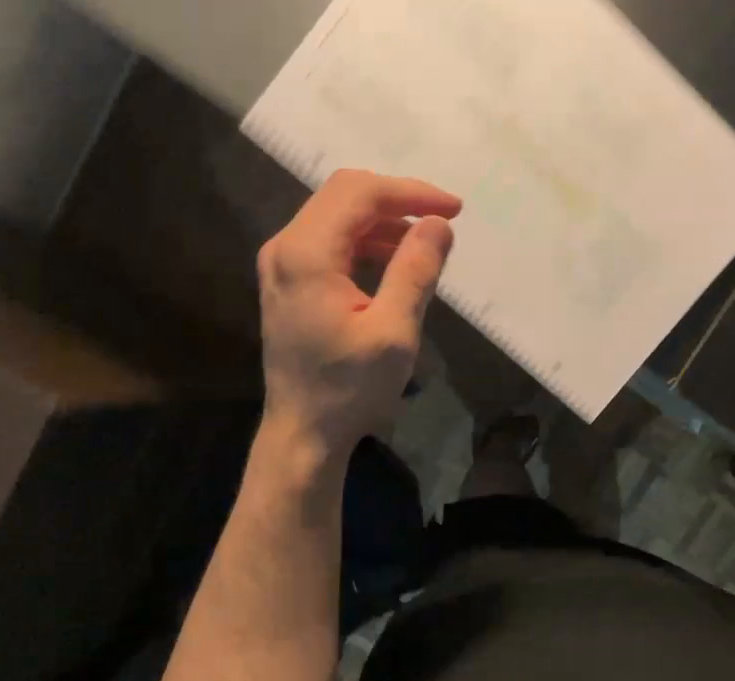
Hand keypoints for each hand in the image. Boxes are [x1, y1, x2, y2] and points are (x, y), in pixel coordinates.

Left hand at [258, 169, 461, 458]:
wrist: (303, 433)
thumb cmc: (350, 389)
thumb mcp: (394, 332)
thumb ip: (415, 272)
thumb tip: (438, 226)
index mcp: (307, 253)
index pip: (360, 193)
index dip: (410, 193)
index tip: (454, 210)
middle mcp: (285, 247)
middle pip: (343, 196)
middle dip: (397, 202)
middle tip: (442, 221)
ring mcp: (281, 265)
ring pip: (335, 218)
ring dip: (382, 223)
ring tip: (424, 245)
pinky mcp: (287, 284)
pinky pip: (328, 244)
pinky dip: (364, 244)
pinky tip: (392, 263)